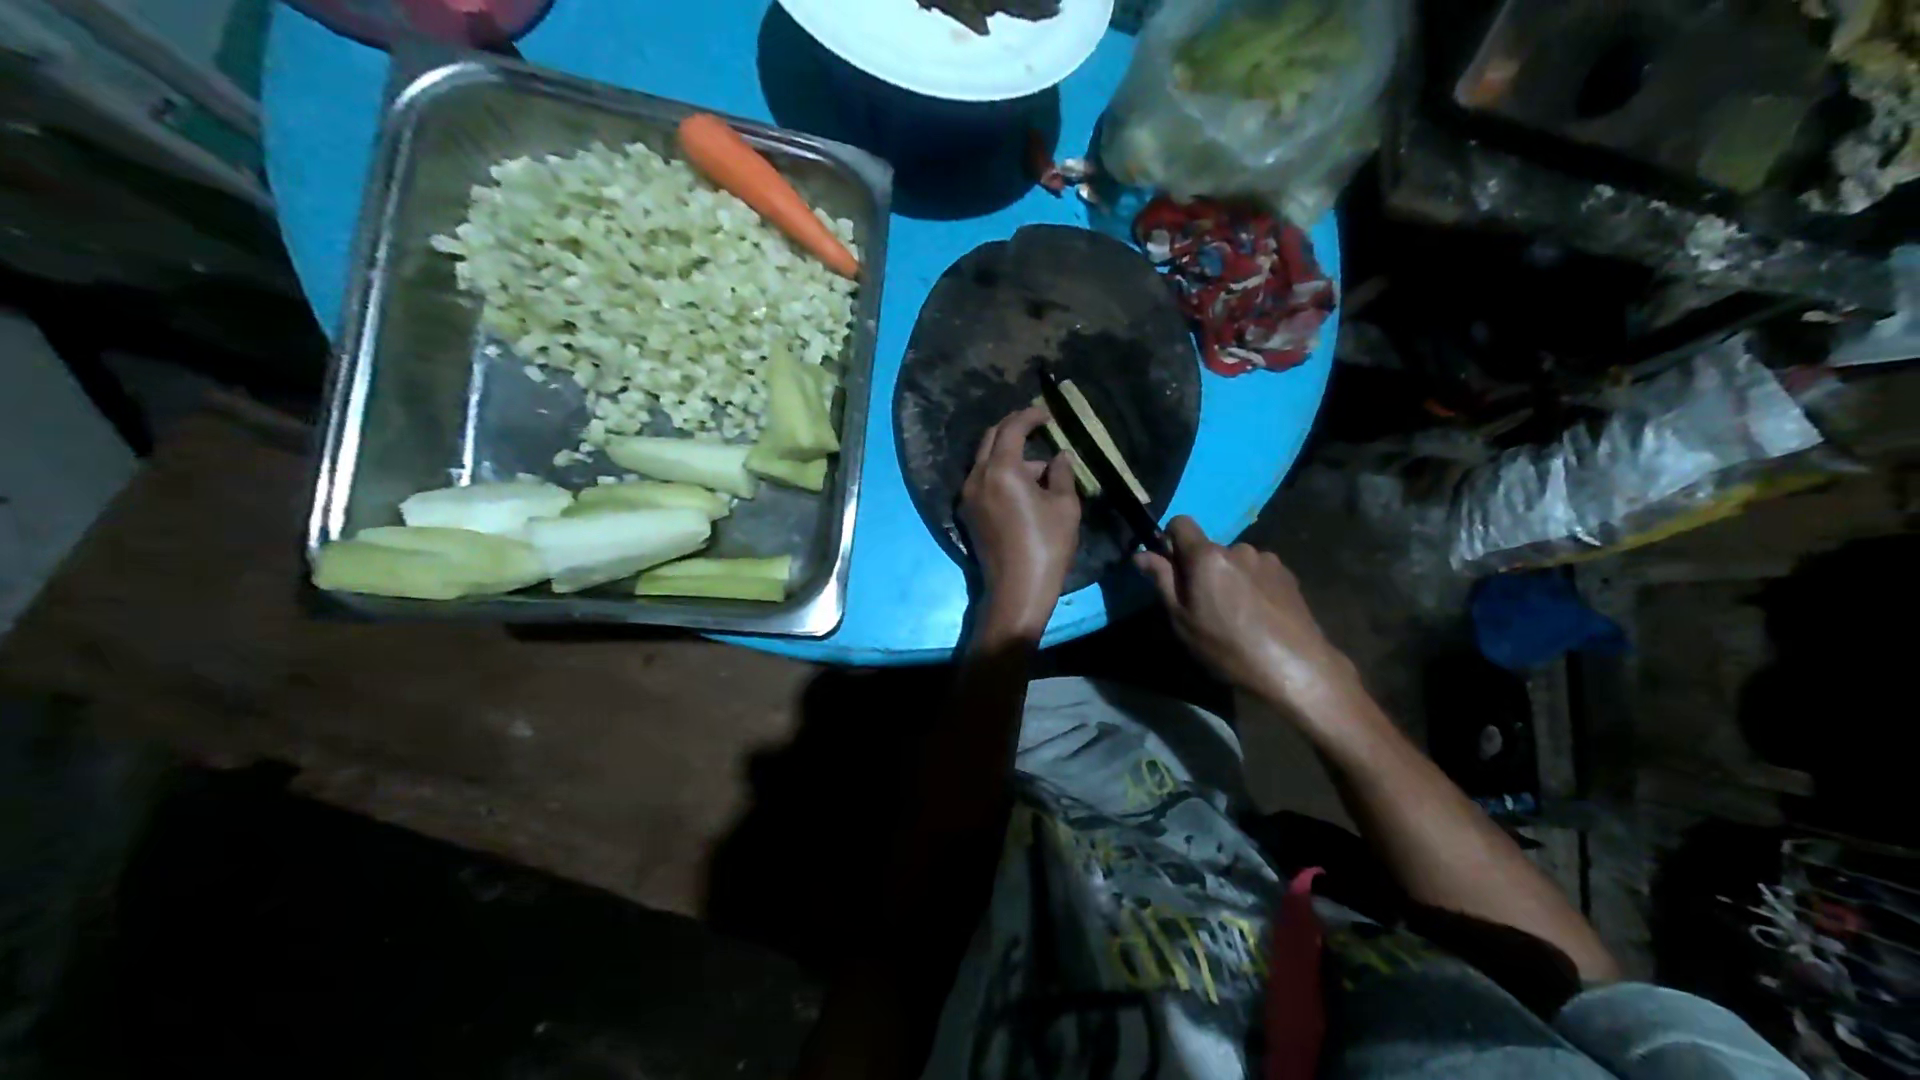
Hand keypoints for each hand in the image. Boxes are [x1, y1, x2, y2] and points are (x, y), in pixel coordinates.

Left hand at [959, 406, 1081, 639]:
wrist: (1017, 590)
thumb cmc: (1047, 546)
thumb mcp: (1065, 506)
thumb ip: (1062, 474)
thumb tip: (1060, 456)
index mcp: (1001, 470)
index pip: (1012, 429)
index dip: (1030, 416)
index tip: (1047, 414)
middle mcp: (977, 478)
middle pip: (991, 439)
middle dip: (1013, 428)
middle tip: (1036, 427)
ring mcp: (968, 497)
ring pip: (986, 462)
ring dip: (1010, 456)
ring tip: (1041, 471)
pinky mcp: (968, 514)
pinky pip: (982, 481)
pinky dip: (1000, 475)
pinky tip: (1024, 488)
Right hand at [1135, 517, 1359, 718]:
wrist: (1295, 667)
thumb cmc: (1227, 646)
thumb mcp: (1182, 620)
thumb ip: (1162, 580)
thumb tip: (1141, 554)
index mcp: (1207, 556)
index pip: (1180, 523)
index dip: (1170, 540)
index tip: (1171, 568)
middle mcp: (1238, 548)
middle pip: (1208, 548)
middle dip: (1201, 568)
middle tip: (1204, 606)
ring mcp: (1267, 559)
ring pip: (1235, 561)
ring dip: (1229, 576)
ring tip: (1237, 613)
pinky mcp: (1288, 574)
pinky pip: (1258, 571)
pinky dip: (1252, 584)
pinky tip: (1260, 614)